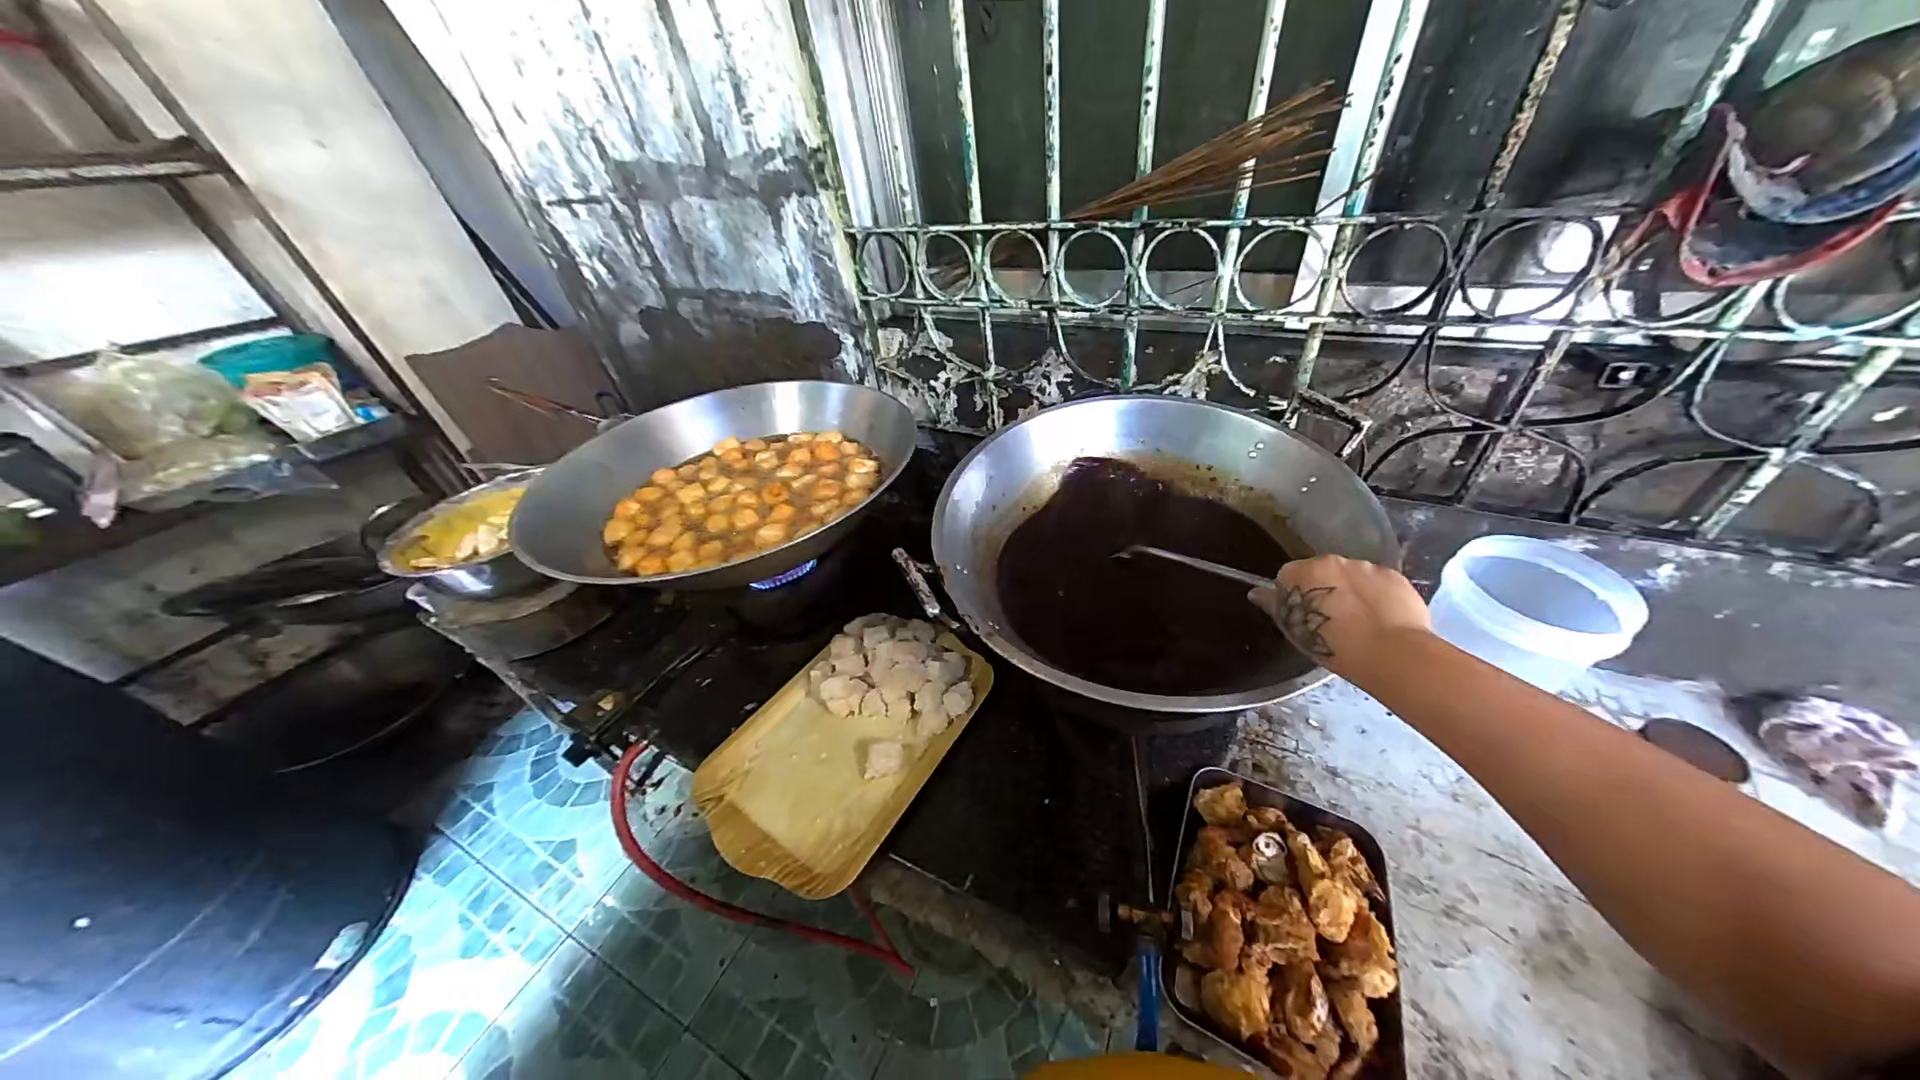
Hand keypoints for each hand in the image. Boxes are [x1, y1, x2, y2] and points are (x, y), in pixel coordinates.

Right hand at [1247, 555, 1431, 679]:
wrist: (1391, 653)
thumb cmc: (1333, 645)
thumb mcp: (1294, 630)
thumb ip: (1274, 606)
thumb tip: (1256, 593)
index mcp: (1302, 571)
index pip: (1288, 575)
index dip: (1294, 595)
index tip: (1302, 615)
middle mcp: (1333, 561)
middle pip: (1321, 571)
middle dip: (1323, 589)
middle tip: (1331, 619)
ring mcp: (1367, 566)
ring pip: (1352, 575)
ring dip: (1351, 591)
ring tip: (1361, 621)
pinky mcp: (1395, 576)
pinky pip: (1380, 583)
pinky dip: (1378, 596)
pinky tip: (1382, 619)